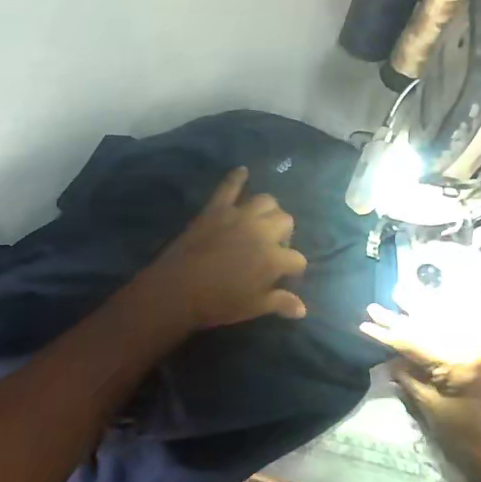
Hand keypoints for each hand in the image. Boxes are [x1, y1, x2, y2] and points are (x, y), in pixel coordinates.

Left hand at [136, 167, 308, 332]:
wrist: (178, 289)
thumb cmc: (218, 303)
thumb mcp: (253, 307)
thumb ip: (279, 303)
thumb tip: (302, 309)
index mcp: (274, 258)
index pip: (297, 259)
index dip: (294, 269)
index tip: (286, 275)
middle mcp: (262, 231)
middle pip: (286, 222)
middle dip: (284, 234)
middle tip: (272, 246)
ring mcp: (238, 215)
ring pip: (265, 201)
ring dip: (268, 210)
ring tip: (261, 220)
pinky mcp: (216, 208)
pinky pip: (229, 186)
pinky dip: (237, 177)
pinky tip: (242, 171)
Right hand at [360, 304, 480, 480]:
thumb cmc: (465, 439)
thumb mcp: (429, 408)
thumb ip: (408, 377)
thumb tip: (389, 358)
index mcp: (460, 363)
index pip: (414, 343)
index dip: (387, 334)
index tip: (364, 323)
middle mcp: (477, 347)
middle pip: (431, 326)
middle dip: (402, 317)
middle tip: (375, 306)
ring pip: (449, 321)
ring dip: (423, 310)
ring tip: (401, 294)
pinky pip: (466, 327)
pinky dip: (446, 318)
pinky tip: (432, 306)